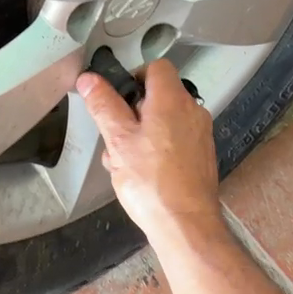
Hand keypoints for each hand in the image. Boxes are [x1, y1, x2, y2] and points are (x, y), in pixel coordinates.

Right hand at [76, 59, 222, 240]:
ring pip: (165, 121)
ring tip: (127, 163)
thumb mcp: (118, 140)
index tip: (119, 99)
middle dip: (134, 112)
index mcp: (173, 99)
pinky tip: (144, 175)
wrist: (186, 226)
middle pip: (159, 95)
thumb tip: (89, 79)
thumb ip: (103, 105)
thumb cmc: (151, 181)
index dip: (135, 76)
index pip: (156, 66)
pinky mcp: (203, 156)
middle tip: (118, 138)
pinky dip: (159, 149)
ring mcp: (201, 134)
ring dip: (143, 134)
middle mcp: (193, 110)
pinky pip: (176, 141)